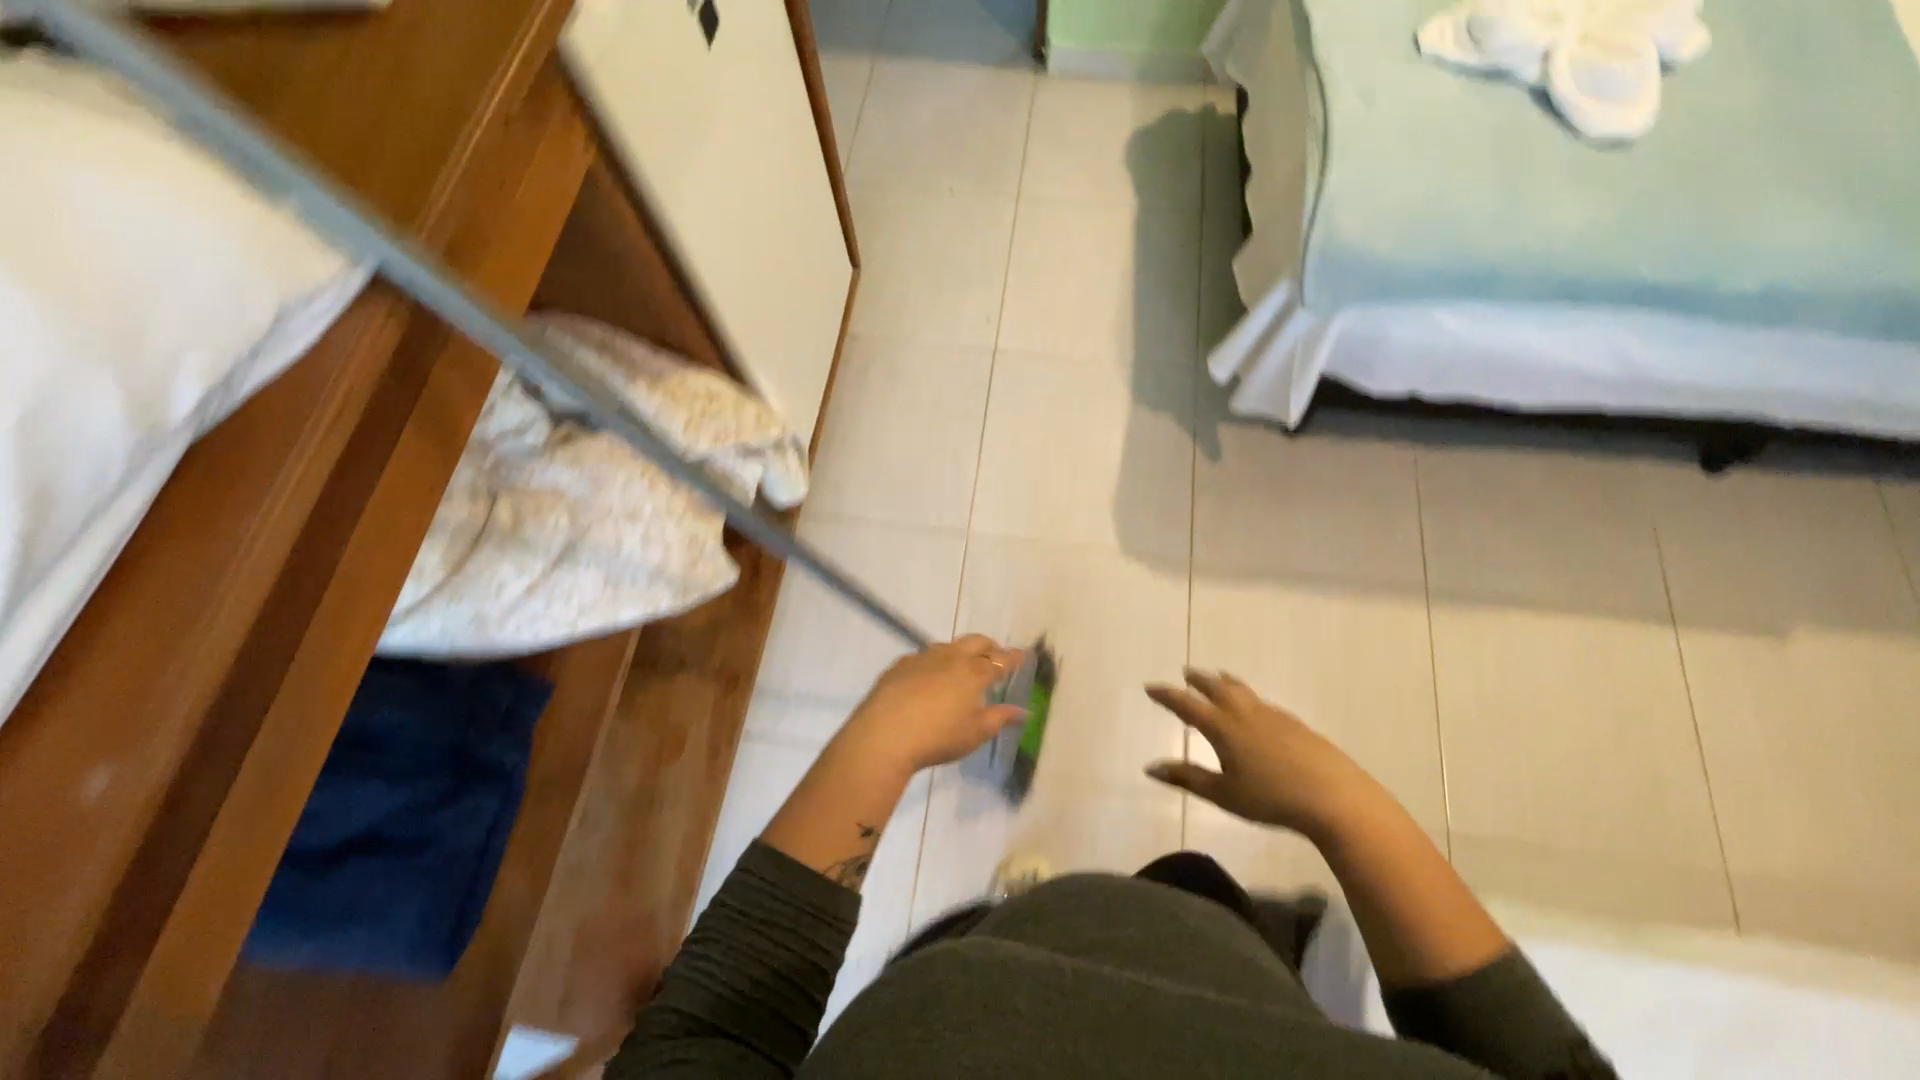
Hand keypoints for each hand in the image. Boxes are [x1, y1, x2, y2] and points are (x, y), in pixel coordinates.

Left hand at [836, 635, 1028, 775]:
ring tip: (963, 666)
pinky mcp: (899, 666)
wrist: (884, 735)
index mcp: (973, 672)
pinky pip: (923, 657)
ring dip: (961, 652)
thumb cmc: (938, 737)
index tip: (1024, 654)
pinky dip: (935, 661)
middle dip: (990, 647)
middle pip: (976, 642)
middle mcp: (950, 657)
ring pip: (948, 646)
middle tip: (996, 657)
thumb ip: (1000, 718)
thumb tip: (1024, 711)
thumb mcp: (975, 732)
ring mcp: (922, 658)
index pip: (1000, 660)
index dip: (1014, 658)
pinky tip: (930, 676)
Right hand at [1144, 668, 1388, 840]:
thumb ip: (1187, 778)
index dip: (1167, 696)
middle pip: (1217, 688)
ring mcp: (1274, 716)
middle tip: (1186, 673)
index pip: (1187, 705)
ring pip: (1244, 691)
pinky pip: (1263, 702)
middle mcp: (1246, 714)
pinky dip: (1249, 697)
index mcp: (1223, 728)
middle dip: (1198, 680)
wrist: (1334, 797)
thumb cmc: (1271, 798)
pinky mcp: (1296, 725)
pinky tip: (1255, 709)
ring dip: (1225, 682)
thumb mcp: (1223, 794)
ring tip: (1219, 678)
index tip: (1150, 686)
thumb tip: (1150, 767)